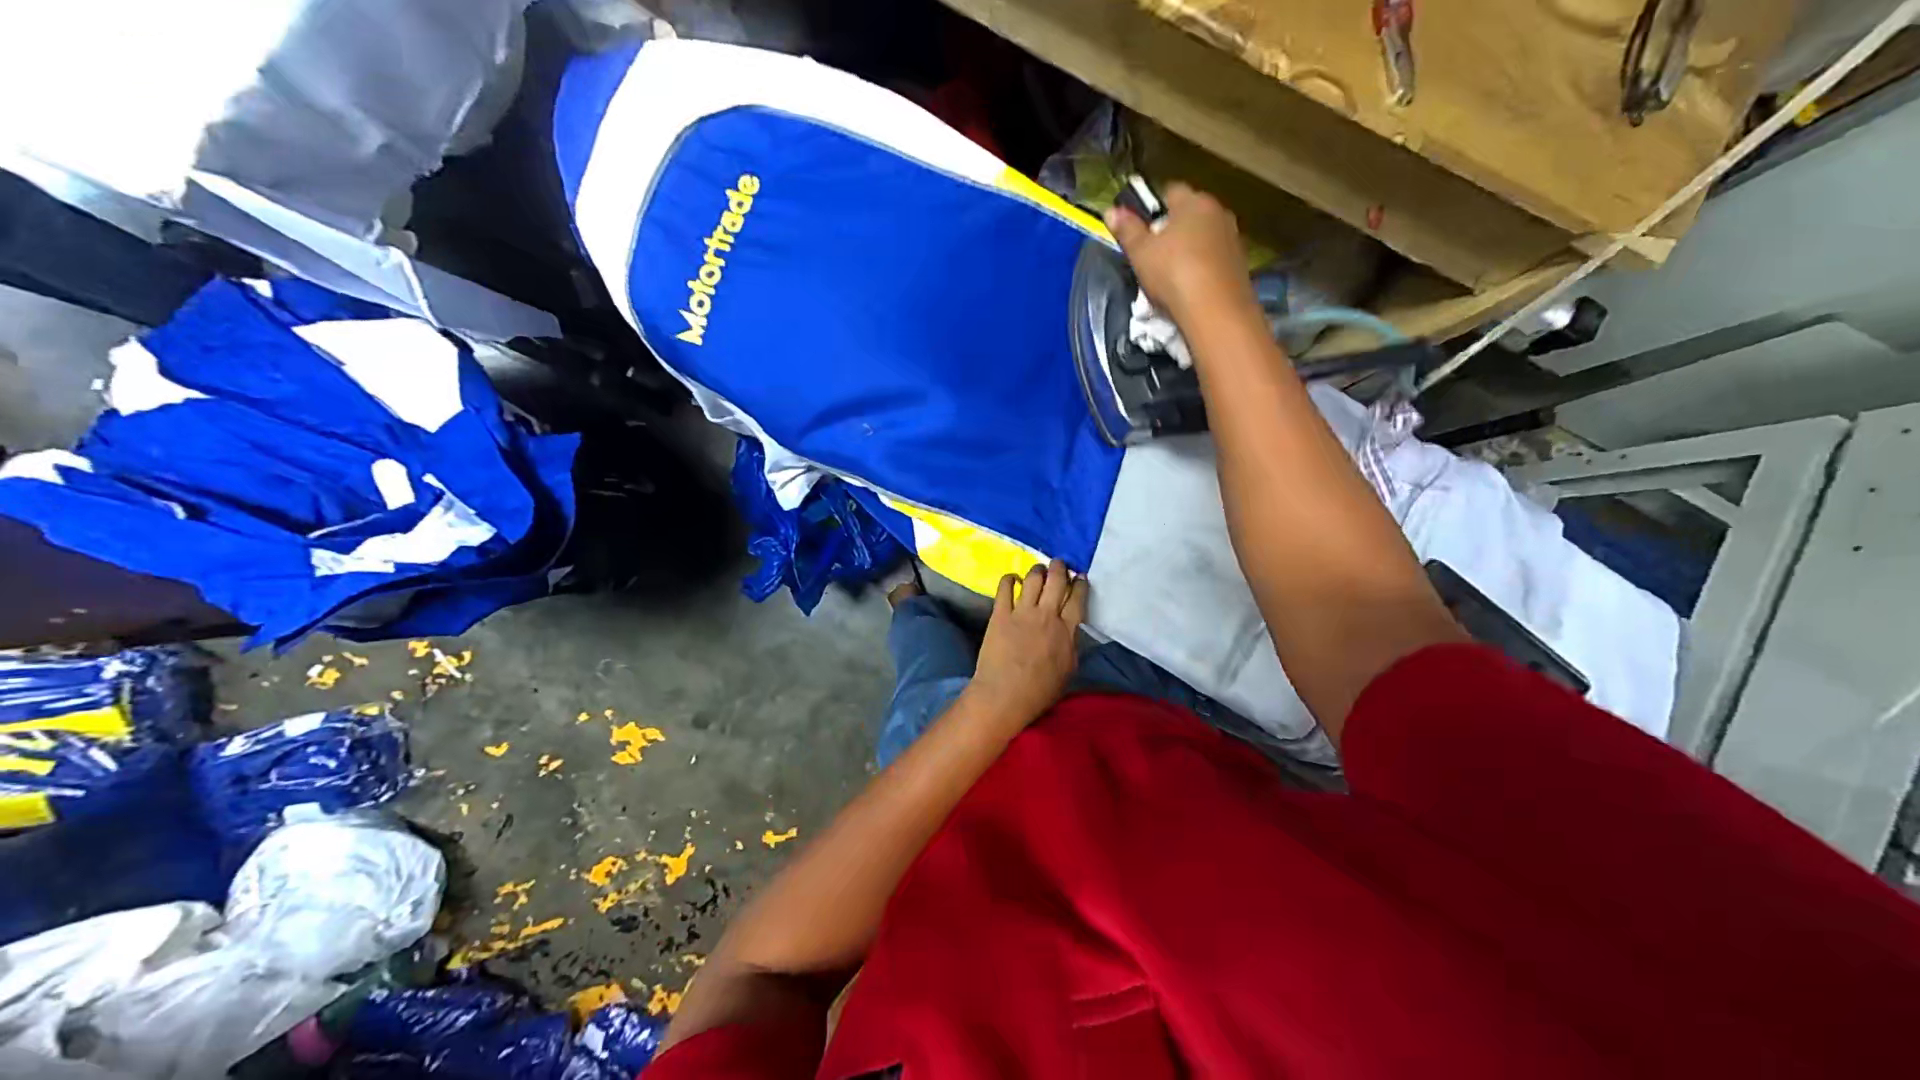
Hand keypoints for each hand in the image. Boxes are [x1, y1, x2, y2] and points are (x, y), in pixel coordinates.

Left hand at [965, 559, 1088, 729]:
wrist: (1004, 696)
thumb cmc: (1039, 691)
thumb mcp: (1068, 670)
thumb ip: (1072, 645)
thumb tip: (1072, 630)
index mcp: (1066, 631)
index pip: (1077, 598)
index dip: (1080, 584)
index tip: (1080, 577)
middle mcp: (1046, 616)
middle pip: (1057, 580)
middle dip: (1060, 567)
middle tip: (1059, 564)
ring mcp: (1022, 612)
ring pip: (1034, 579)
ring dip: (1038, 570)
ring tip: (1038, 570)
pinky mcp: (1000, 614)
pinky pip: (1005, 587)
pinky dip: (1010, 578)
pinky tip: (1013, 579)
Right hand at [1104, 183, 1257, 332]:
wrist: (1217, 312)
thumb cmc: (1173, 274)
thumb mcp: (1140, 253)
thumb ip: (1127, 230)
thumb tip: (1111, 211)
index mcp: (1193, 201)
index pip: (1170, 191)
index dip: (1153, 206)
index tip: (1141, 228)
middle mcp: (1218, 212)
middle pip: (1190, 214)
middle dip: (1173, 229)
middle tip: (1153, 254)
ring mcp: (1233, 238)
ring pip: (1204, 237)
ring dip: (1190, 249)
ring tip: (1172, 275)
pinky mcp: (1241, 264)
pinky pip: (1215, 259)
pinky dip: (1204, 268)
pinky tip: (1192, 288)